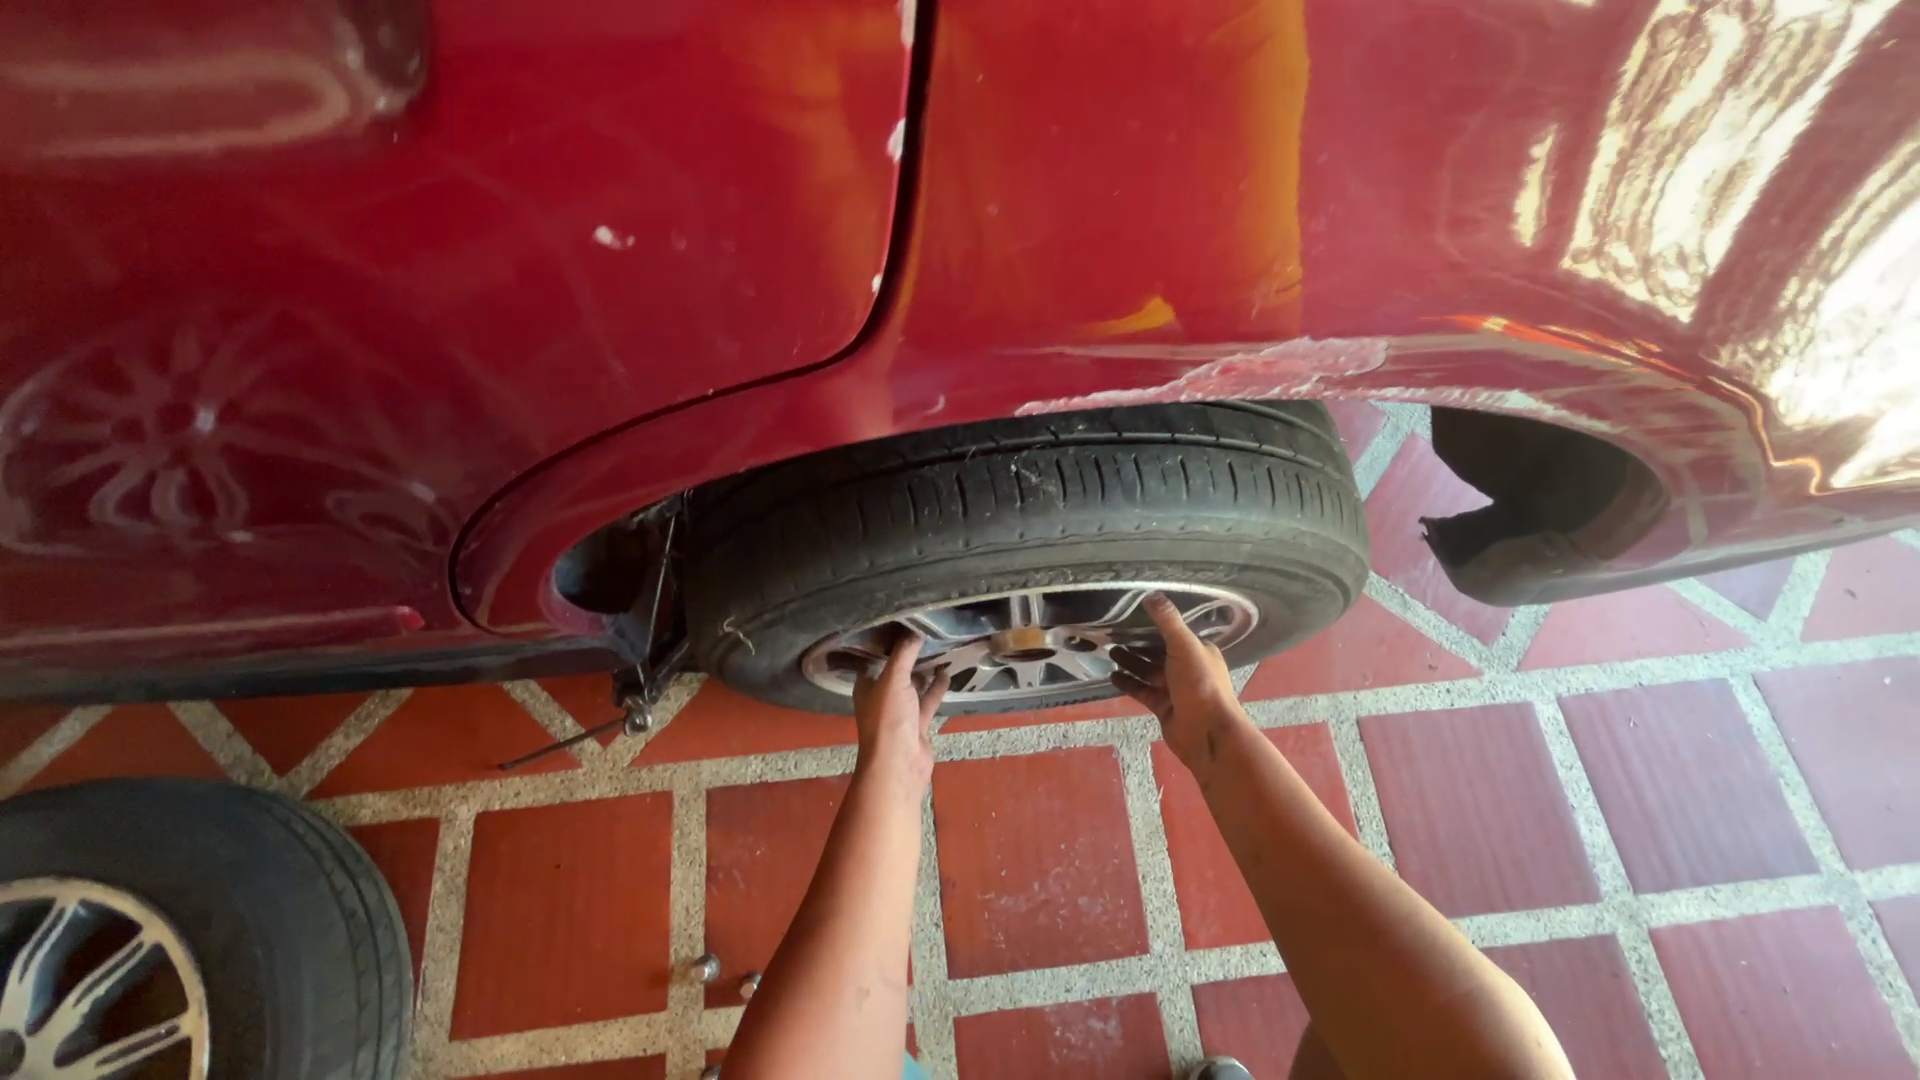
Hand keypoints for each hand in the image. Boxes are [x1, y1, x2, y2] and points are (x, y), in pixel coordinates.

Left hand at [851, 633, 950, 785]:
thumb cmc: (889, 718)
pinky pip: (928, 700)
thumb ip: (904, 654)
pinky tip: (947, 672)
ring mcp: (900, 711)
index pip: (873, 658)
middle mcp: (881, 696)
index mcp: (866, 686)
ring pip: (913, 686)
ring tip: (939, 648)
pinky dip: (936, 688)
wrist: (900, 763)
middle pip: (895, 671)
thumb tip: (915, 630)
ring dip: (924, 670)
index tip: (900, 623)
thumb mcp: (894, 679)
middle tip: (924, 631)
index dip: (884, 642)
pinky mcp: (917, 723)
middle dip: (908, 654)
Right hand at [1110, 593, 1250, 773]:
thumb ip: (1168, 621)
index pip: (1174, 634)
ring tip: (1108, 652)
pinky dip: (1128, 683)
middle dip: (1137, 644)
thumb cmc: (1199, 684)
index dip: (1153, 625)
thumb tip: (1151, 594)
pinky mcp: (1163, 707)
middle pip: (1158, 652)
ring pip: (1148, 671)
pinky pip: (1142, 691)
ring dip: (1130, 662)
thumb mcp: (1184, 646)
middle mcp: (1188, 669)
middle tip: (1112, 634)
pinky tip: (1112, 676)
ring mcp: (1175, 690)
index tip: (1130, 616)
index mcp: (1199, 652)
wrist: (1206, 733)